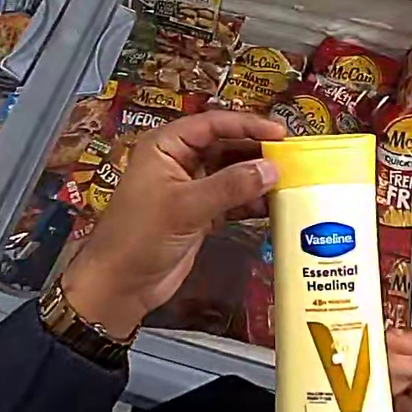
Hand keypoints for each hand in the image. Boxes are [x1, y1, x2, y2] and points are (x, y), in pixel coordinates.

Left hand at [61, 111, 286, 337]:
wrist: (118, 287)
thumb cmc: (141, 236)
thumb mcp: (186, 207)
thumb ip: (230, 186)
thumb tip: (272, 169)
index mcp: (167, 145)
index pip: (213, 124)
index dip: (248, 125)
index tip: (280, 133)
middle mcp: (180, 159)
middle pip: (226, 145)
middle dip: (256, 150)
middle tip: (292, 155)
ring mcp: (191, 186)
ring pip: (232, 171)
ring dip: (257, 175)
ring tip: (290, 178)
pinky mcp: (200, 212)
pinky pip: (232, 197)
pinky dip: (251, 199)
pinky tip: (274, 203)